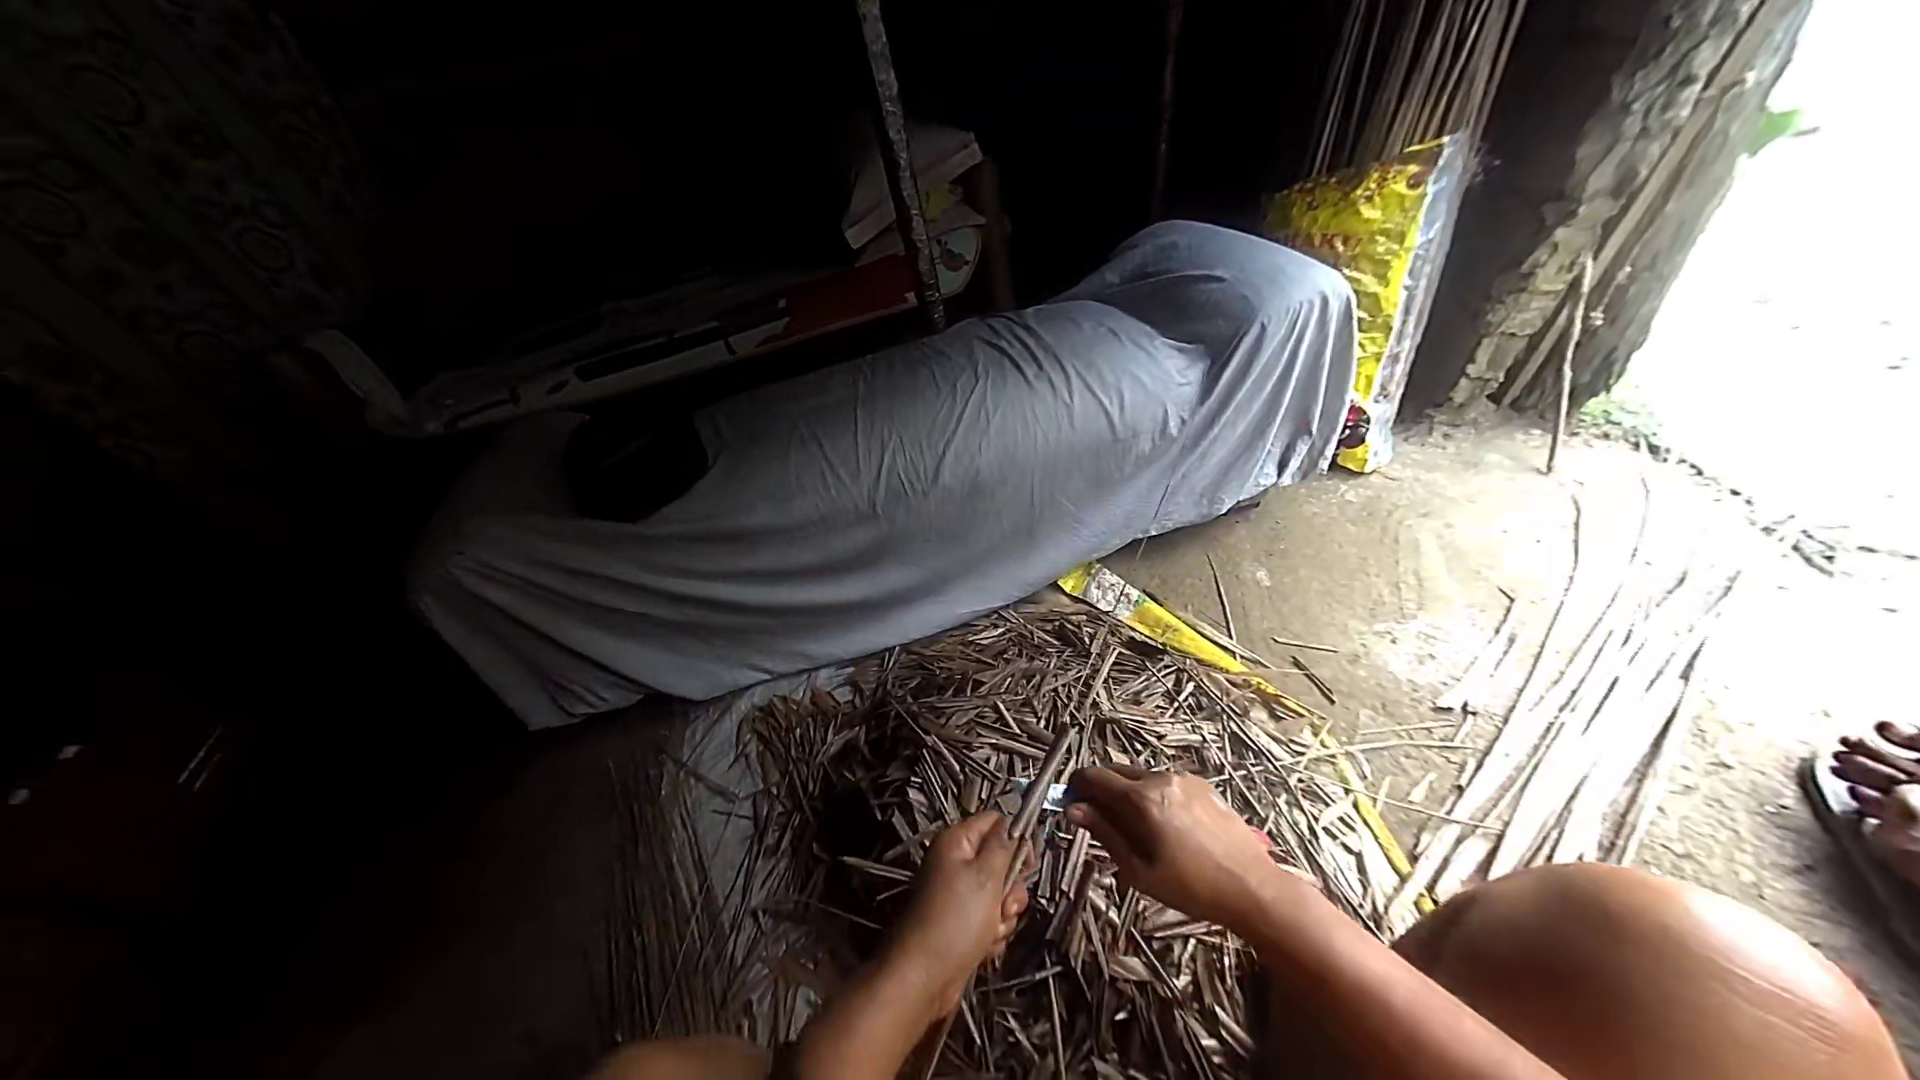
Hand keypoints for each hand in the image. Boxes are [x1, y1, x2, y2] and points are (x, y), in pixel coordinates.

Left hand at [884, 810, 1031, 1014]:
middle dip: (1010, 888)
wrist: (925, 976)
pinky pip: (991, 919)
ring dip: (1003, 915)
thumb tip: (1013, 823)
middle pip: (1001, 862)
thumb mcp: (986, 876)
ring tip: (991, 928)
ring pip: (1000, 895)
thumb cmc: (952, 922)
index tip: (1027, 862)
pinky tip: (983, 944)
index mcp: (956, 842)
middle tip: (1003, 903)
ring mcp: (958, 894)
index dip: (1015, 839)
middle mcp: (955, 864)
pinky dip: (993, 932)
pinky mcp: (962, 922)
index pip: (995, 822)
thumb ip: (1004, 846)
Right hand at [1065, 764, 1293, 931]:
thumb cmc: (1192, 888)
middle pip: (1116, 772)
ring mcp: (1184, 778)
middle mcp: (1161, 778)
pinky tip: (1167, 828)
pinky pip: (1165, 783)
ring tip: (1139, 832)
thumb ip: (1104, 834)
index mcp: (1142, 798)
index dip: (1076, 787)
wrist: (1254, 889)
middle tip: (1101, 823)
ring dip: (1128, 795)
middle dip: (1102, 792)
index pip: (1094, 776)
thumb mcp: (1139, 870)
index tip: (1071, 805)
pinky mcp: (1203, 785)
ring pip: (1141, 777)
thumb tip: (1073, 810)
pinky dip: (1153, 796)